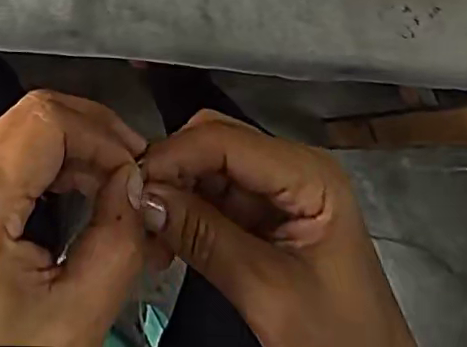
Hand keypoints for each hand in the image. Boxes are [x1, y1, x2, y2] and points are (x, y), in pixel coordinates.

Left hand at [0, 90, 160, 346]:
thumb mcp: (75, 314)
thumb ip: (119, 238)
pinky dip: (62, 159)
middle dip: (99, 136)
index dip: (105, 136)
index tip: (133, 169)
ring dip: (84, 147)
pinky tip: (86, 191)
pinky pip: (22, 147)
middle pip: (44, 111)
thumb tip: (135, 185)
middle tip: (132, 170)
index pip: (54, 118)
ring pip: (35, 124)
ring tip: (115, 185)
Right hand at [139, 111, 415, 346]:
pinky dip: (186, 212)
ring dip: (174, 192)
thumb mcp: (270, 293)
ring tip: (143, 229)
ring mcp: (278, 190)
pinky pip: (215, 197)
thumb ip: (206, 238)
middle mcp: (292, 167)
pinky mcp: (265, 215)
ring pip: (210, 168)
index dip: (176, 154)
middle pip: (218, 143)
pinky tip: (165, 237)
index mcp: (308, 172)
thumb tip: (143, 196)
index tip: (130, 182)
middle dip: (172, 169)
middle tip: (132, 208)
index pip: (228, 139)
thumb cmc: (336, 338)